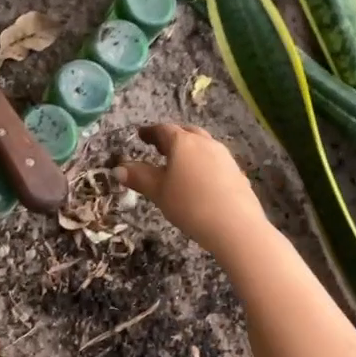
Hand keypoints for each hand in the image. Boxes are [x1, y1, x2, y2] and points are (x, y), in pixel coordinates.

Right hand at [116, 124, 266, 251]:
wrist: (236, 226)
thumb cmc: (190, 205)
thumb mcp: (158, 192)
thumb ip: (139, 177)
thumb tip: (118, 168)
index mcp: (183, 143)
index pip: (163, 130)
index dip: (150, 132)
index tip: (141, 135)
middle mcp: (205, 143)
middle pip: (186, 133)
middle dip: (172, 137)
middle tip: (160, 147)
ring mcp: (224, 157)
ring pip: (203, 146)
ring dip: (190, 150)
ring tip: (179, 164)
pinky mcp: (237, 173)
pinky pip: (215, 161)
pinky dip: (203, 164)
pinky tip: (200, 181)